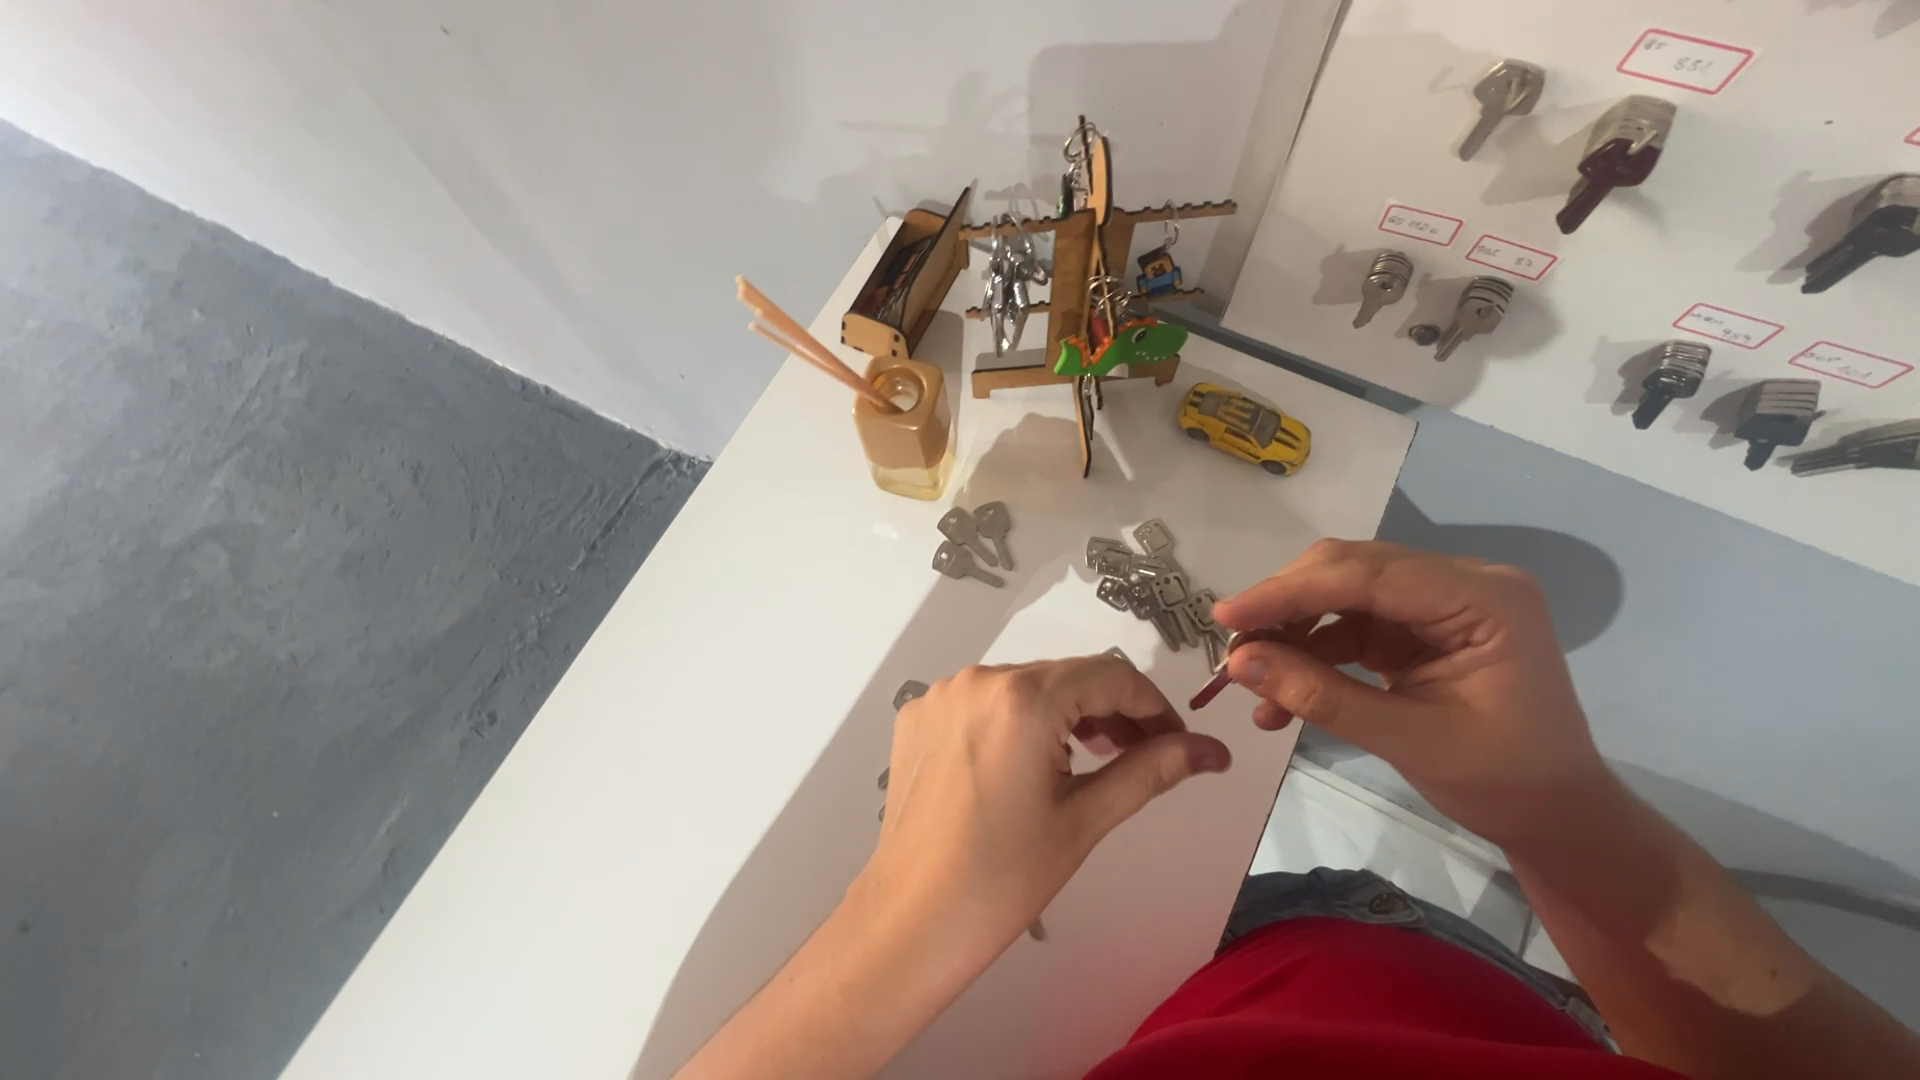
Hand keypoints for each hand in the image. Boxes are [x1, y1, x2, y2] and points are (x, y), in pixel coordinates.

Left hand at [857, 656, 1230, 957]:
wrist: (912, 919)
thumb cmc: (1002, 877)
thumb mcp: (1085, 818)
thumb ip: (1151, 770)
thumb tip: (1211, 751)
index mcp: (1022, 699)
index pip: (1111, 676)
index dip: (1153, 706)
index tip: (1176, 742)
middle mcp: (978, 680)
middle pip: (1066, 676)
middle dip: (1111, 710)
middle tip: (1139, 755)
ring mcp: (942, 695)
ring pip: (1026, 686)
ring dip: (1065, 713)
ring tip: (1089, 759)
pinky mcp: (920, 715)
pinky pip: (985, 701)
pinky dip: (1017, 720)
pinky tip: (1028, 764)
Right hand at [1212, 540, 1607, 847]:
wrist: (1552, 816)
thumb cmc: (1502, 781)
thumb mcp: (1408, 740)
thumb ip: (1321, 696)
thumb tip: (1237, 663)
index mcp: (1482, 598)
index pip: (1368, 574)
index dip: (1290, 591)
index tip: (1227, 616)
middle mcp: (1459, 584)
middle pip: (1348, 571)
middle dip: (1284, 608)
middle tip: (1232, 649)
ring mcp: (1435, 604)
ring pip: (1338, 596)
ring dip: (1289, 635)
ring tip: (1247, 679)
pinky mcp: (1413, 628)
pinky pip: (1345, 628)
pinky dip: (1308, 657)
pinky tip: (1277, 697)